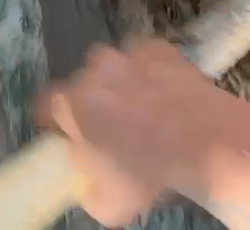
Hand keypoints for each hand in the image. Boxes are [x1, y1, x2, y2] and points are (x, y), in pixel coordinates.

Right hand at [37, 39, 230, 226]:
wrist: (202, 139)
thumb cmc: (149, 172)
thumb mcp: (104, 203)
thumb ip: (85, 184)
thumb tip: (88, 177)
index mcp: (73, 103)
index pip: (46, 105)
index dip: (54, 120)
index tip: (64, 133)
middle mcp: (96, 68)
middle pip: (83, 81)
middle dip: (91, 100)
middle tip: (109, 125)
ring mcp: (130, 53)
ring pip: (115, 66)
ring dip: (121, 82)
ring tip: (141, 108)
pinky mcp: (160, 46)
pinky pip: (145, 58)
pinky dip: (150, 71)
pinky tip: (164, 93)